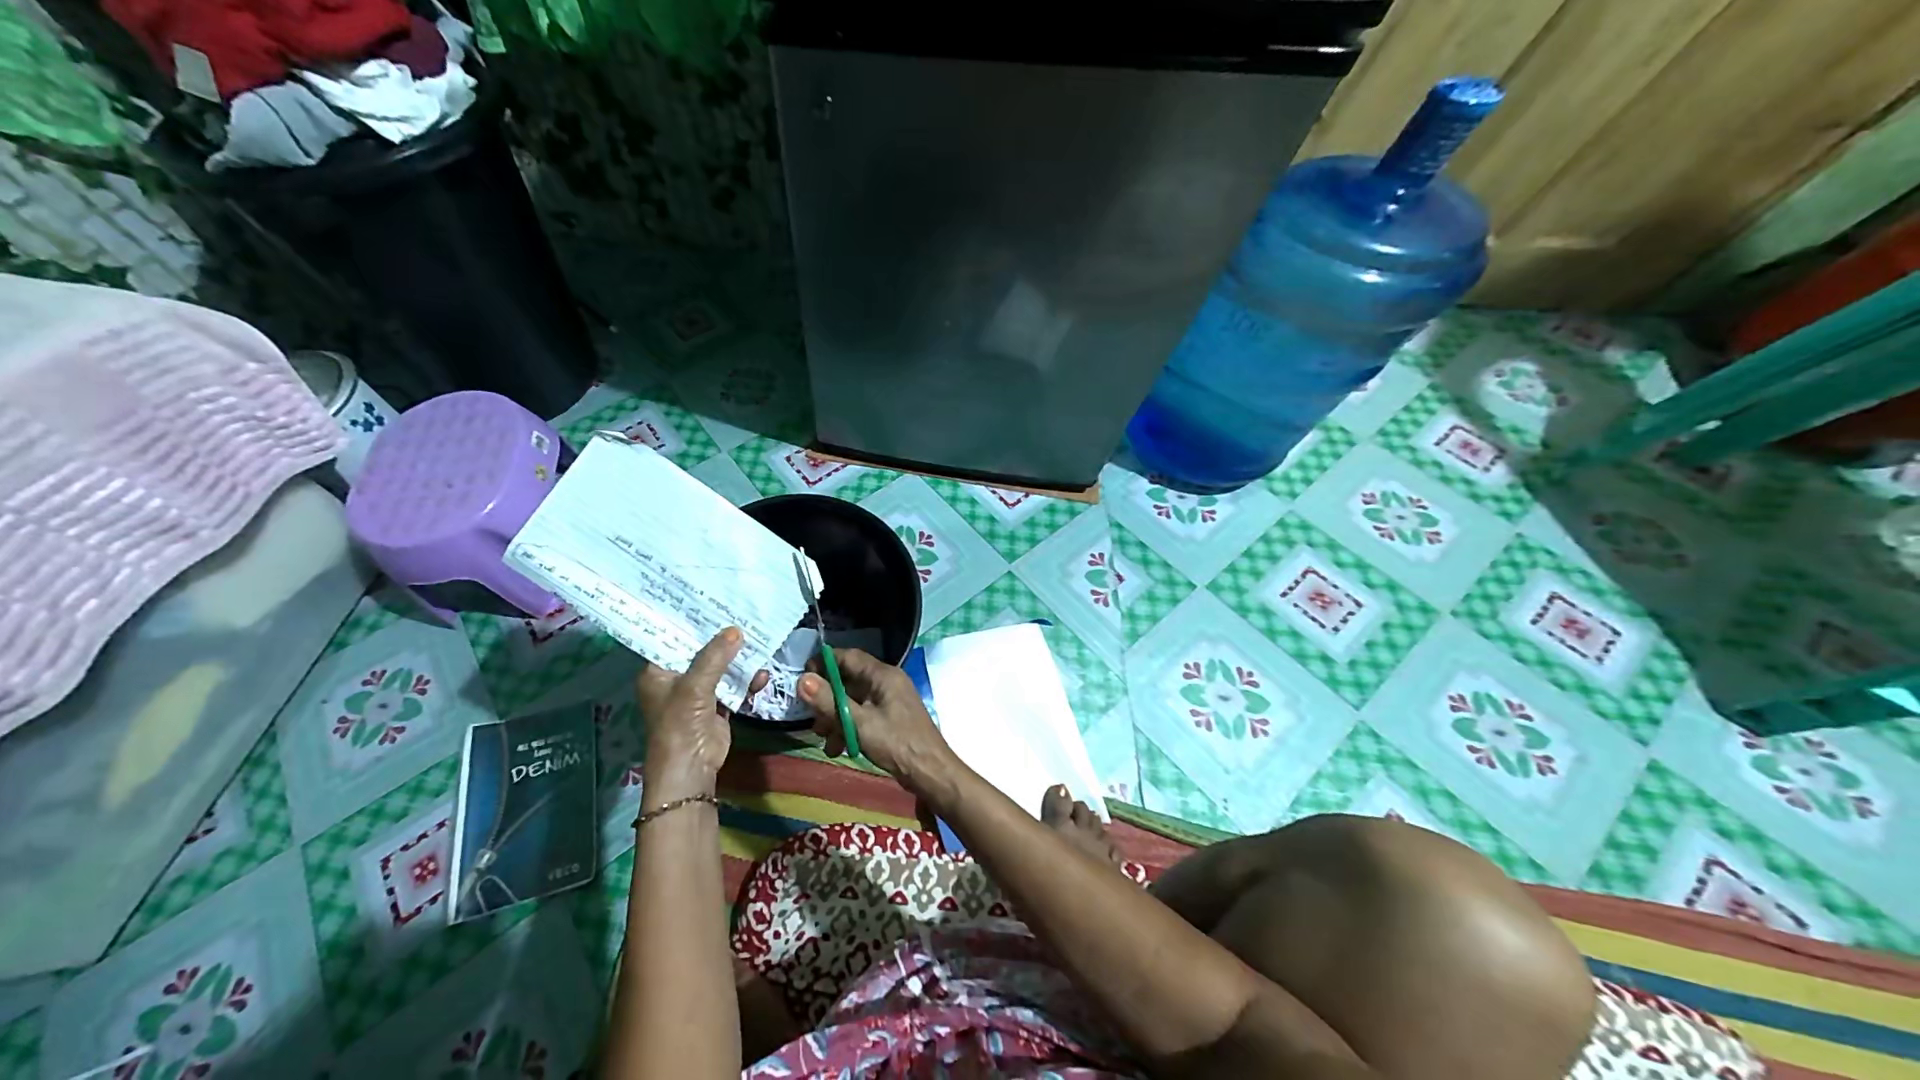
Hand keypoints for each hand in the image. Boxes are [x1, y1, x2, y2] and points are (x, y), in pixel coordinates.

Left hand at [634, 628, 764, 806]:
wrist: (692, 767)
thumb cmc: (680, 723)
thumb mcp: (695, 685)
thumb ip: (715, 656)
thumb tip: (736, 630)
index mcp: (658, 673)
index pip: (672, 640)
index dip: (691, 624)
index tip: (712, 604)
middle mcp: (676, 680)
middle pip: (701, 652)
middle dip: (721, 640)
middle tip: (742, 617)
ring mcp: (698, 694)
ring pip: (720, 668)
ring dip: (738, 660)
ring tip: (758, 642)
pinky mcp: (717, 706)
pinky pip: (733, 686)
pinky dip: (746, 680)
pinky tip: (761, 674)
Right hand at [797, 649, 960, 800]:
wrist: (929, 771)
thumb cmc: (896, 743)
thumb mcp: (858, 722)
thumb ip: (829, 701)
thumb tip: (802, 679)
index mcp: (883, 675)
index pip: (849, 656)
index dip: (824, 663)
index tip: (802, 678)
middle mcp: (887, 682)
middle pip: (849, 681)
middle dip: (827, 700)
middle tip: (811, 718)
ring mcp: (890, 701)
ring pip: (853, 701)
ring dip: (836, 719)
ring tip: (824, 739)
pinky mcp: (890, 719)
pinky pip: (862, 715)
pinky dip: (849, 728)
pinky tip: (839, 748)